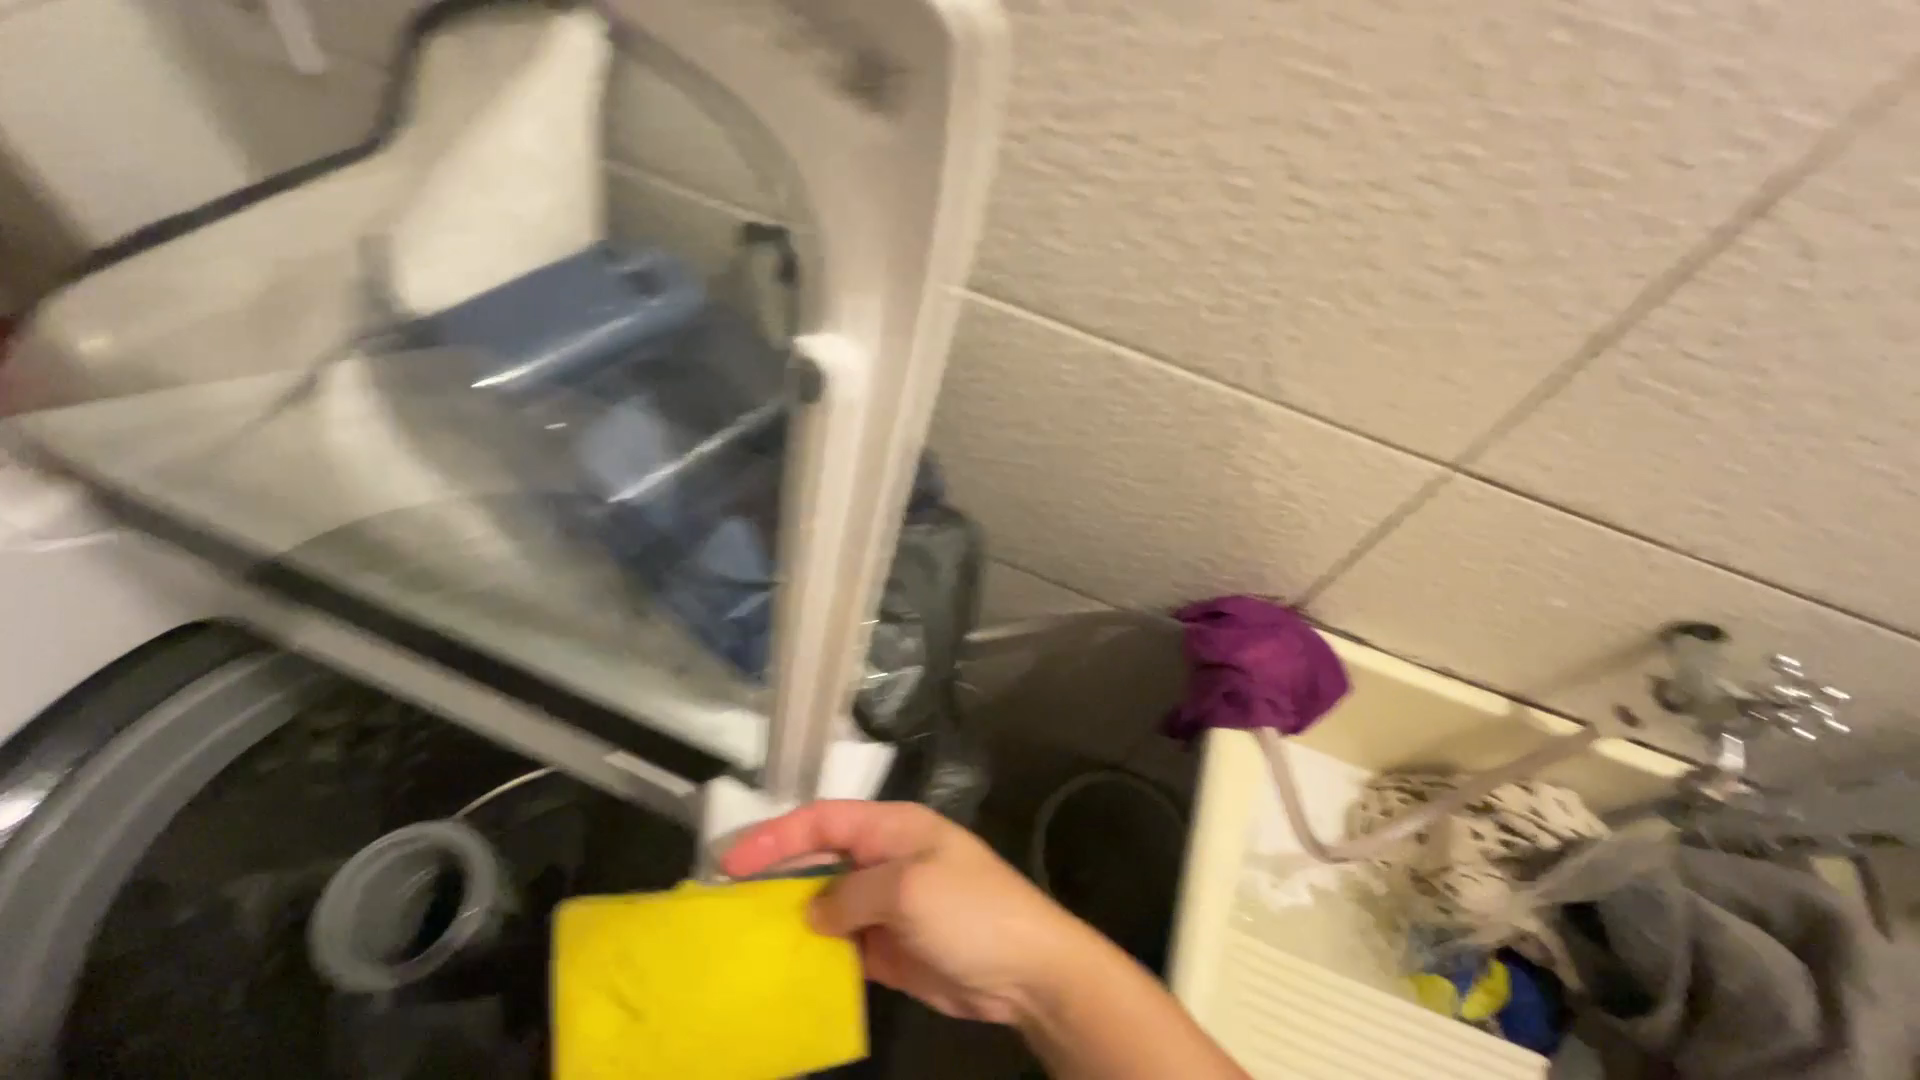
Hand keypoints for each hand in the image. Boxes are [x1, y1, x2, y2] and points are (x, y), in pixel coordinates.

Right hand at [721, 800, 1103, 1025]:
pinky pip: (840, 945)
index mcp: (892, 829)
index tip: (731, 860)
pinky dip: (813, 954)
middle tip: (725, 899)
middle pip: (818, 860)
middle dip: (774, 876)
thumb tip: (812, 911)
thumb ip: (852, 895)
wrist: (1027, 972)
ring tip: (743, 938)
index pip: (823, 820)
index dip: (776, 836)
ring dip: (790, 919)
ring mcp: (885, 906)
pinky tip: (783, 969)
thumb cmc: (972, 911)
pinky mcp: (887, 948)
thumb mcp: (909, 890)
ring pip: (824, 906)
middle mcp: (883, 861)